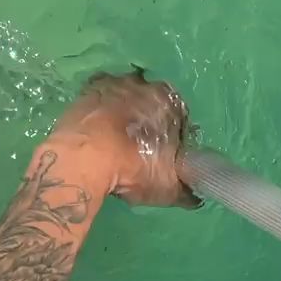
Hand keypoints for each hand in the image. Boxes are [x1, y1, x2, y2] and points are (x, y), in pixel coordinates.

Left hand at [43, 69, 198, 207]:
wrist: (86, 158)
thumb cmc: (135, 168)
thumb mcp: (169, 188)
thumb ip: (187, 189)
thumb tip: (196, 195)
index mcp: (169, 103)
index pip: (179, 116)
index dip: (173, 136)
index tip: (165, 154)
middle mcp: (143, 85)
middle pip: (149, 104)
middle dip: (146, 122)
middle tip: (139, 148)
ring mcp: (112, 85)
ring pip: (123, 100)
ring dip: (121, 116)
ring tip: (115, 142)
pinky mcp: (85, 92)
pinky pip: (98, 102)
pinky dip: (98, 115)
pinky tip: (95, 134)